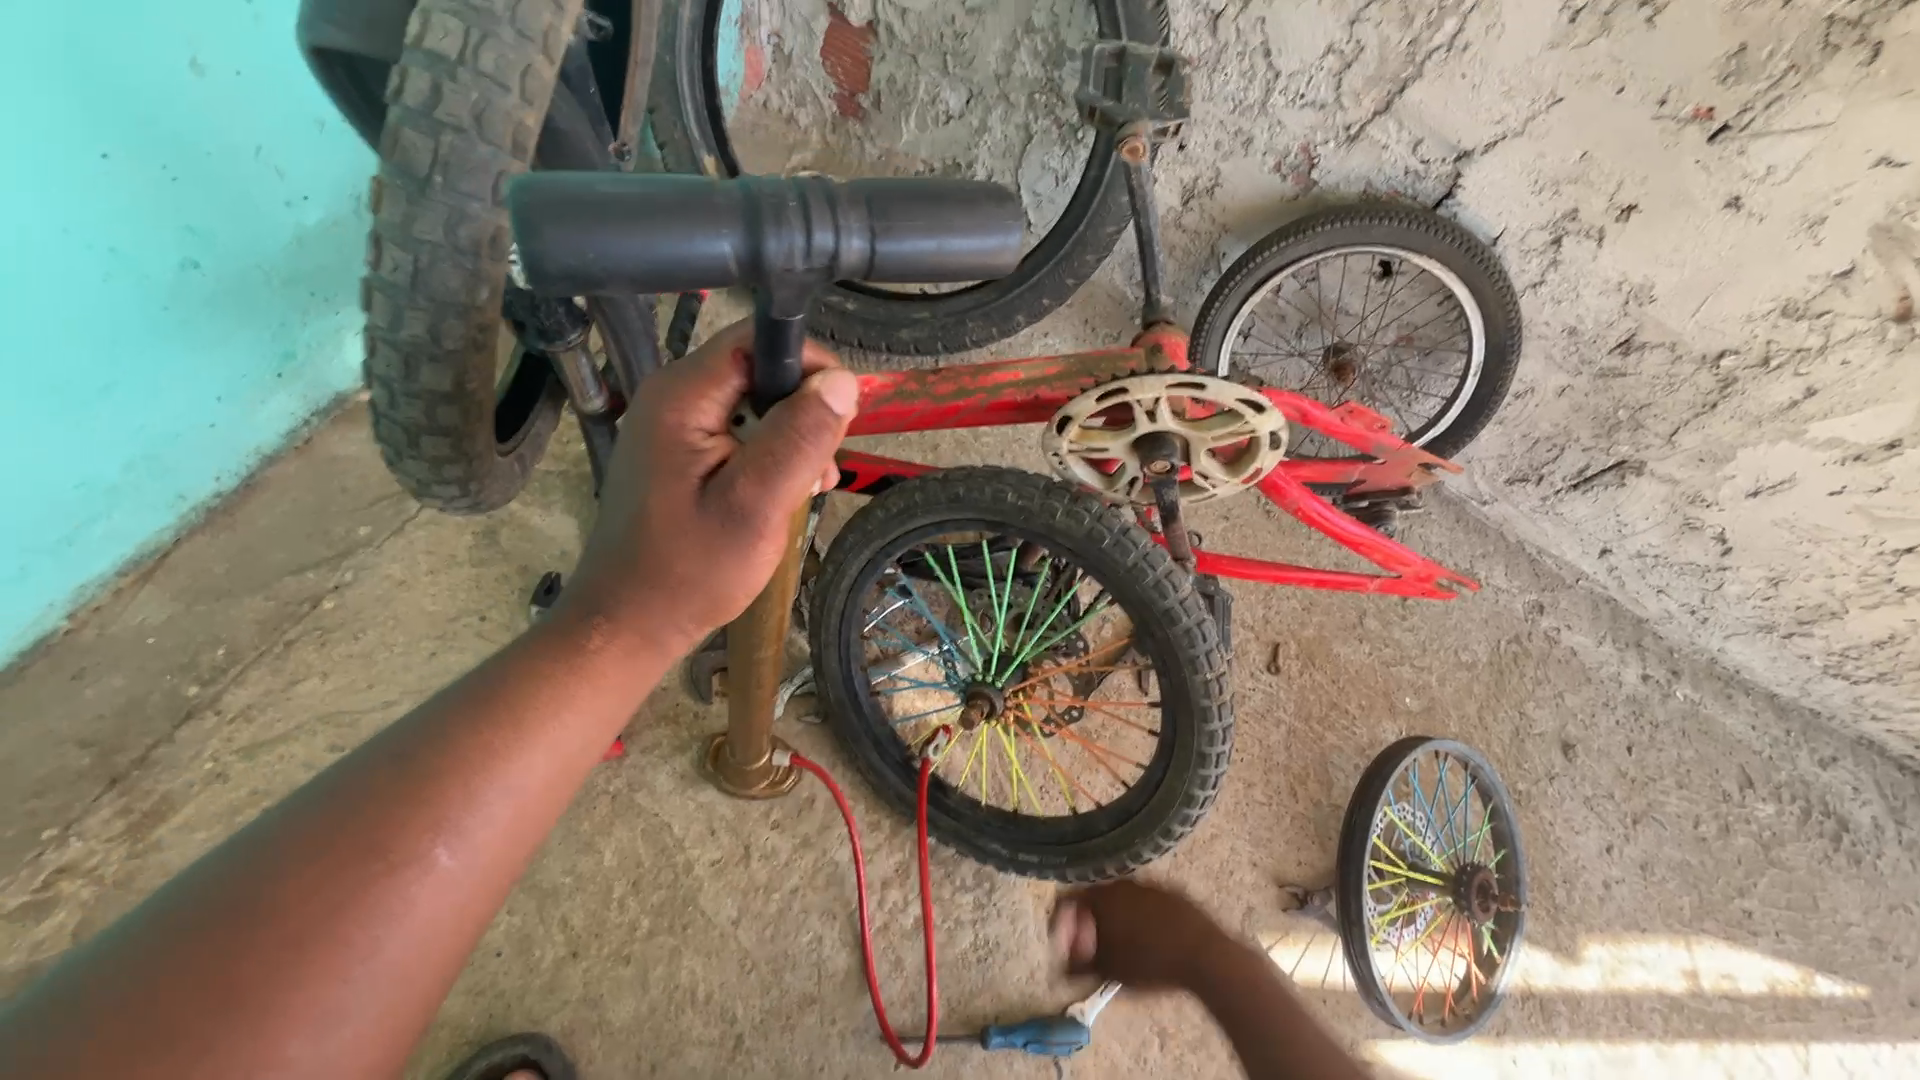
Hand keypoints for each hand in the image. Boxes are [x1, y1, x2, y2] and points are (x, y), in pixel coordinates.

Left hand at [554, 320, 857, 654]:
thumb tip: (843, 381)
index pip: (755, 339)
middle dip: (802, 409)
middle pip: (756, 370)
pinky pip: (737, 433)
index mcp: (682, 397)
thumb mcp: (756, 504)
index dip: (807, 362)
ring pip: (752, 404)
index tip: (842, 410)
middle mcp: (672, 398)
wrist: (631, 622)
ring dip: (791, 438)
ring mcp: (673, 427)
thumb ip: (798, 438)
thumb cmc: (691, 569)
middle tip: (824, 464)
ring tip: (812, 486)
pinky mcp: (680, 455)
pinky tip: (785, 494)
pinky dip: (769, 456)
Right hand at [1050, 879, 1240, 990]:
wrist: (1206, 956)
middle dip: (1087, 925)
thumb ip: (1077, 966)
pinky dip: (1138, 920)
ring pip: (1121, 901)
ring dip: (1114, 922)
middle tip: (1090, 952)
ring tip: (1119, 952)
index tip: (1065, 948)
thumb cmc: (1150, 963)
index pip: (1065, 900)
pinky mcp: (1174, 894)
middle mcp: (1123, 882)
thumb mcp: (1108, 971)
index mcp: (1101, 895)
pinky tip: (1148, 944)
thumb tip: (1062, 967)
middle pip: (1093, 899)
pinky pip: (1145, 904)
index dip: (1059, 924)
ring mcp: (1150, 885)